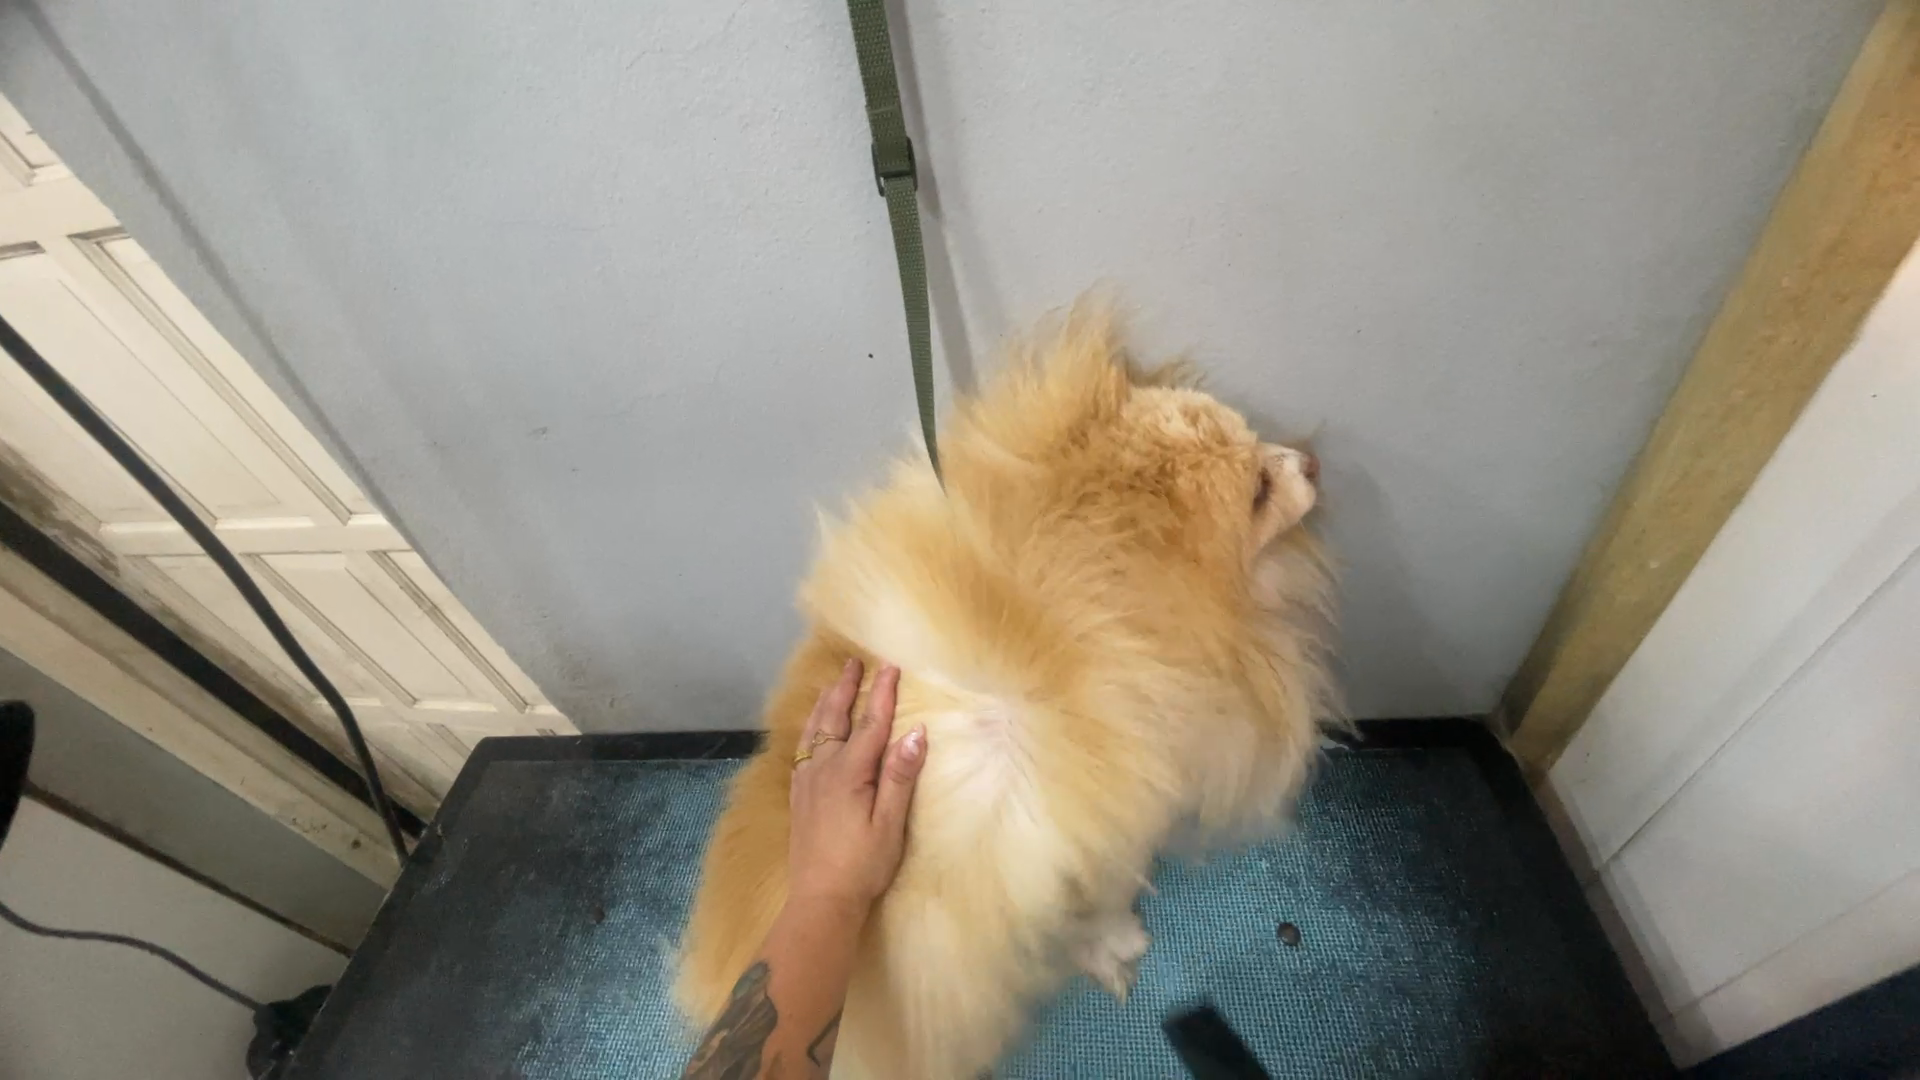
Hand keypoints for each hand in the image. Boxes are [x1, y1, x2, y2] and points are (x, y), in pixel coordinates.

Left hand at [787, 659, 926, 913]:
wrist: (820, 900)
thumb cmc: (863, 863)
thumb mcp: (890, 823)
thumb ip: (900, 775)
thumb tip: (916, 731)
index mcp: (849, 772)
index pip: (871, 723)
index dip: (882, 693)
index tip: (890, 665)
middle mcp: (823, 768)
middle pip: (835, 718)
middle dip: (846, 688)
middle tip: (853, 662)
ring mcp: (807, 780)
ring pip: (814, 730)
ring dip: (826, 703)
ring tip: (833, 684)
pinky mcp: (798, 794)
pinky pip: (803, 748)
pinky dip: (810, 727)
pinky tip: (813, 729)